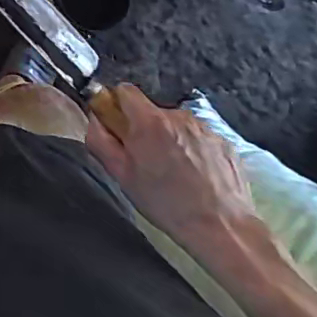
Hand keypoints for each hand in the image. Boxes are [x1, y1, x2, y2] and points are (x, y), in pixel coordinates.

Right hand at [86, 84, 259, 249]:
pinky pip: (197, 137)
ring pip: (175, 126)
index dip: (117, 106)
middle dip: (145, 130)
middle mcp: (177, 115)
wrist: (222, 226)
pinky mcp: (221, 139)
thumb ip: (101, 141)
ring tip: (175, 174)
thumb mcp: (123, 177)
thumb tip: (94, 119)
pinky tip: (195, 177)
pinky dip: (192, 151)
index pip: (125, 90)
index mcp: (150, 122)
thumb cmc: (168, 205)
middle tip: (147, 162)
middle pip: (151, 111)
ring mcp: (202, 126)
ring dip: (170, 141)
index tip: (118, 127)